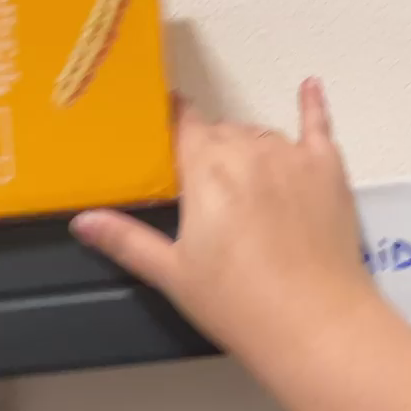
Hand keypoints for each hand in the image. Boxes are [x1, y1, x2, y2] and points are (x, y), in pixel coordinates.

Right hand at [71, 78, 385, 359]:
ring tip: (244, 184)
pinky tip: (308, 87)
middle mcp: (248, 150)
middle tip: (204, 189)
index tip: (164, 124)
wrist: (315, 324)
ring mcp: (292, 157)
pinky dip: (311, 106)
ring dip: (247, 149)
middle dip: (209, 151)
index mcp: (205, 169)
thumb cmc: (238, 303)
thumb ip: (125, 240)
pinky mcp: (328, 170)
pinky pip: (317, 126)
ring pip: (260, 135)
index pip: (183, 125)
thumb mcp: (172, 274)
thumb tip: (82, 221)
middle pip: (221, 132)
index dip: (173, 123)